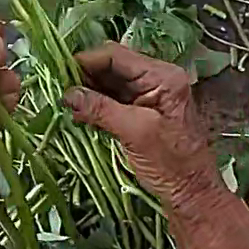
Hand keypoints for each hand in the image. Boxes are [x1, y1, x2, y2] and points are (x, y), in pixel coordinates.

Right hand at [63, 43, 226, 212]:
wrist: (191, 193)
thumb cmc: (171, 164)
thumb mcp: (136, 133)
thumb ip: (102, 109)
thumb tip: (68, 94)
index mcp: (163, 76)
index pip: (116, 56)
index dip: (86, 61)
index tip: (58, 73)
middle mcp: (155, 78)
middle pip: (111, 65)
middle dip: (83, 75)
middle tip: (57, 88)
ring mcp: (147, 94)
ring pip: (108, 81)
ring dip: (86, 89)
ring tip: (63, 100)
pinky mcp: (139, 110)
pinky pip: (111, 98)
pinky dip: (93, 102)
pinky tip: (76, 110)